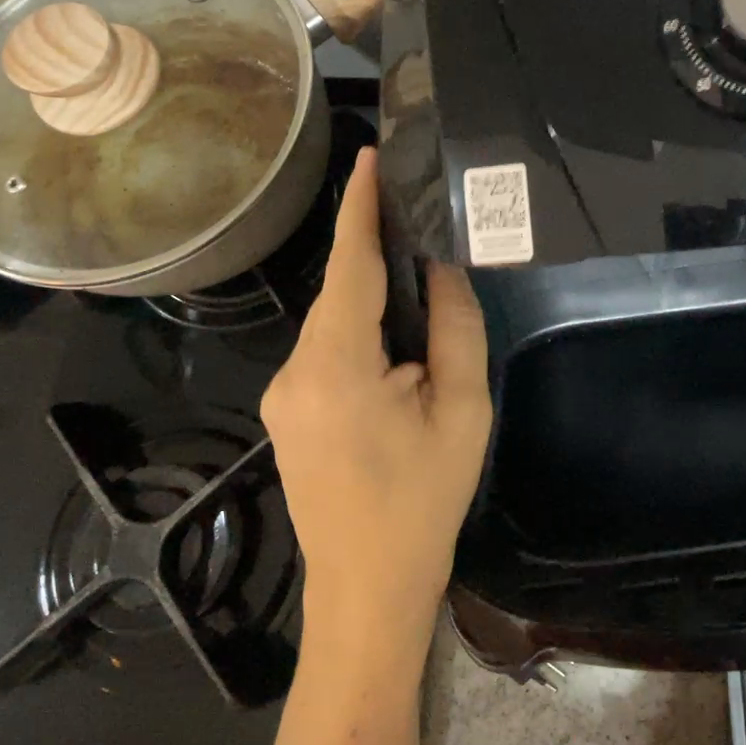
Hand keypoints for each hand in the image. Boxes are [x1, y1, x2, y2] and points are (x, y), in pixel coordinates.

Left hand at [261, 147, 492, 641]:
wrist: (367, 587)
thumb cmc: (422, 502)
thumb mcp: (462, 412)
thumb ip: (455, 329)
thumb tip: (442, 270)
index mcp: (336, 366)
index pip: (348, 266)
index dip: (359, 208)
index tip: (370, 157)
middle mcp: (295, 370)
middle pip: (338, 290)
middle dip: (374, 250)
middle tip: (419, 214)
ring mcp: (283, 393)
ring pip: (332, 320)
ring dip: (371, 295)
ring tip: (418, 276)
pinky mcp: (288, 411)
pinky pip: (326, 349)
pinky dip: (359, 328)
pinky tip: (395, 338)